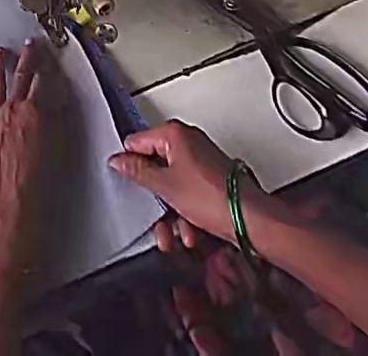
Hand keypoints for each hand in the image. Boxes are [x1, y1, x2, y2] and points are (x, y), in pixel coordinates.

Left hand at [0, 39, 49, 272]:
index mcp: (35, 111)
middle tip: (29, 44)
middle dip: (27, 57)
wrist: (12, 200)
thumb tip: (57, 101)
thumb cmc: (38, 179)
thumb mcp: (57, 144)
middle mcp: (14, 108)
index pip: (43, 81)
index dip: (46, 66)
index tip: (48, 54)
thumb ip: (55, 119)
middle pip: (22, 76)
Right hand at [107, 120, 252, 247]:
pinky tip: (190, 231)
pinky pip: (188, 191)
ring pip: (172, 183)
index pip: (137, 142)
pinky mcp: (209, 176)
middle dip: (155, 197)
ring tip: (177, 233)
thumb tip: (119, 160)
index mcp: (174, 133)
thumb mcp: (165, 186)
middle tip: (156, 215)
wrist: (248, 217)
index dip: (130, 163)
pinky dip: (186, 211)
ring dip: (171, 212)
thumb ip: (138, 171)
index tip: (128, 180)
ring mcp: (199, 158)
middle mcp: (187, 140)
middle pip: (156, 166)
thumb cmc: (213, 197)